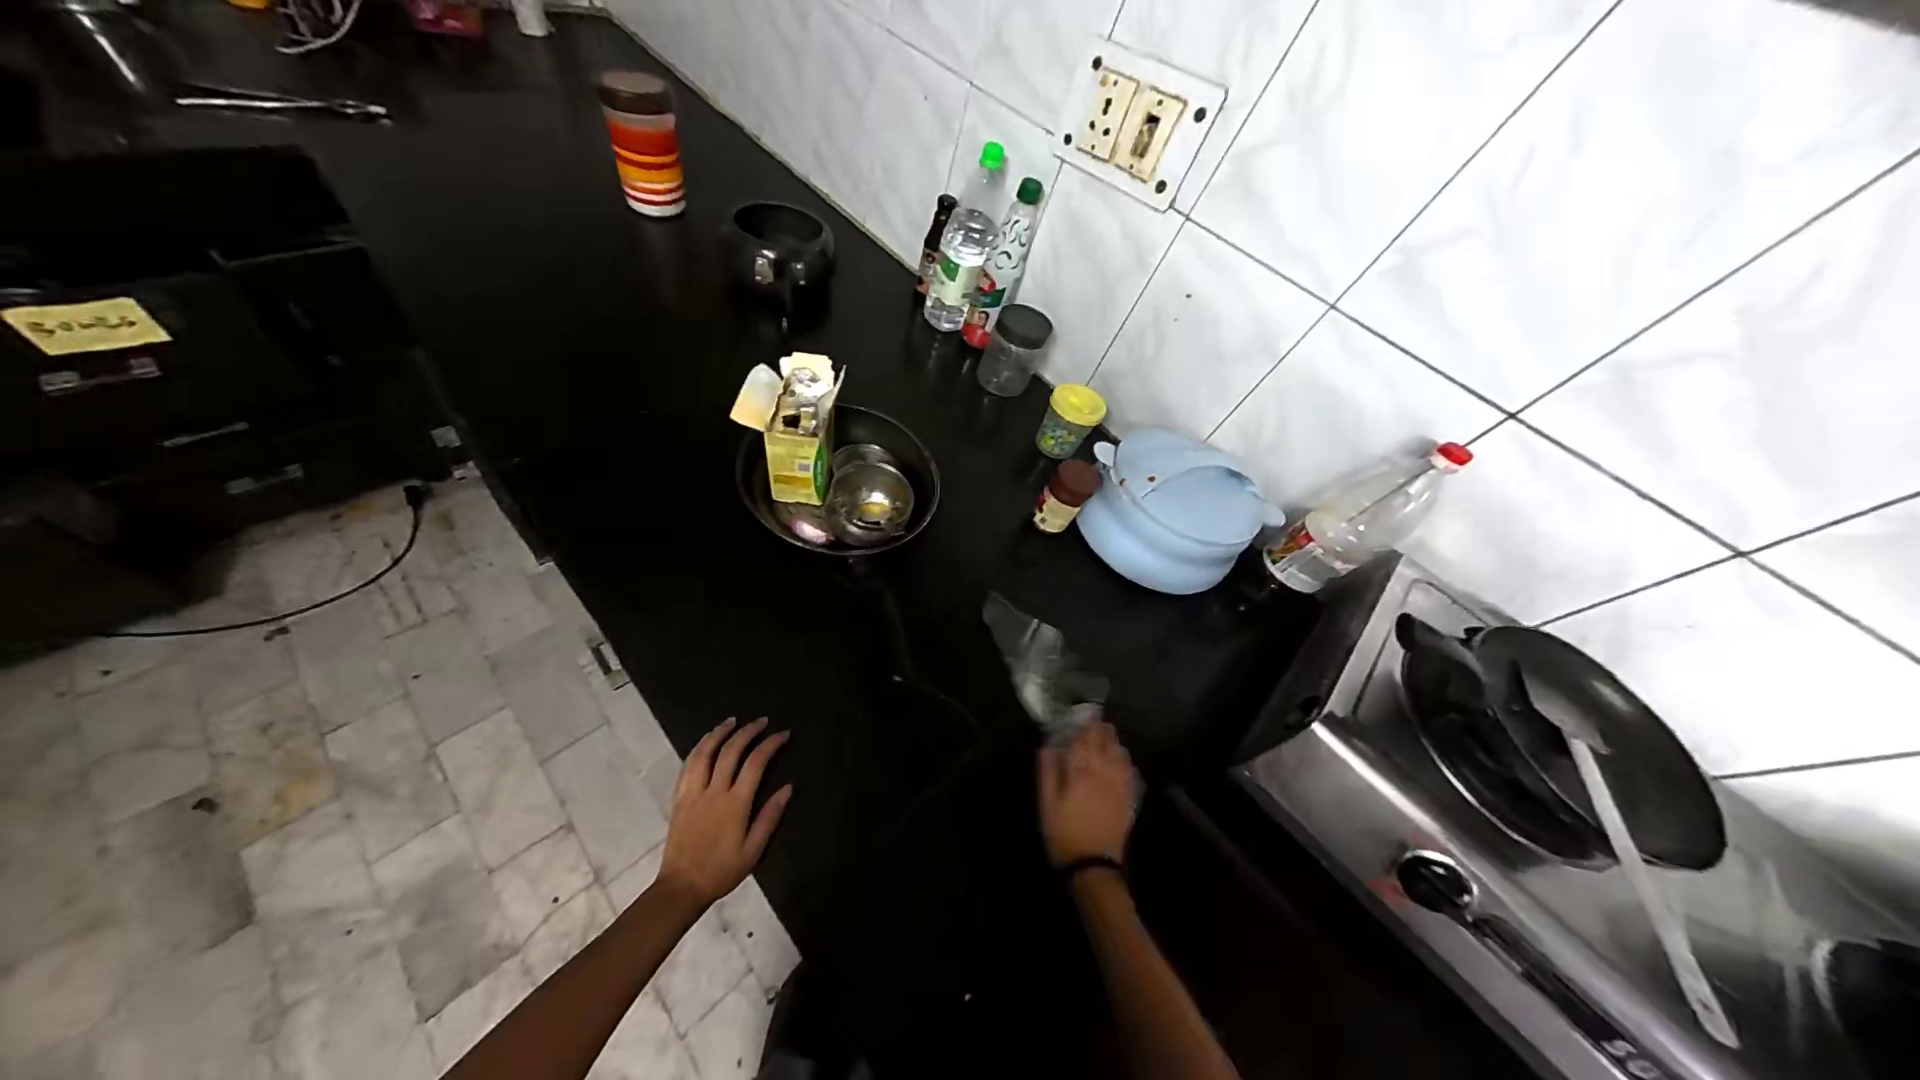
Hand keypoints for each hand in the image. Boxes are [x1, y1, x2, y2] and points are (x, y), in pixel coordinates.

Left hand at [657, 717, 793, 907]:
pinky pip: (687, 766)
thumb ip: (770, 816)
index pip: (756, 762)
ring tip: (731, 722)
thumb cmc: (722, 871)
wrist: (681, 888)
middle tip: (761, 721)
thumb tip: (787, 788)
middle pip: (731, 751)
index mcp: (735, 804)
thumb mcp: (754, 850)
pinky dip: (698, 748)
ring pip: (704, 753)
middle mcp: (713, 792)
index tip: (782, 734)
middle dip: (748, 731)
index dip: (771, 744)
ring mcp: (693, 793)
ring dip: (719, 733)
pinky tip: (705, 743)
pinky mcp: (679, 798)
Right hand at [1037, 719, 1135, 866]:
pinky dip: (1125, 761)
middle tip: (1098, 719)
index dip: (1084, 728)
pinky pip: (1129, 774)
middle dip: (1101, 731)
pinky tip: (1123, 757)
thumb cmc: (1063, 834)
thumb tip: (1048, 746)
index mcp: (1080, 774)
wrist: (1092, 865)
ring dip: (1114, 742)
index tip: (1084, 716)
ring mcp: (1117, 788)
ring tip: (1110, 733)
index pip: (1083, 743)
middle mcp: (1102, 775)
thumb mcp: (1046, 804)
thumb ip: (1048, 772)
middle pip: (1103, 746)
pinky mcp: (1127, 801)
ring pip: (1119, 757)